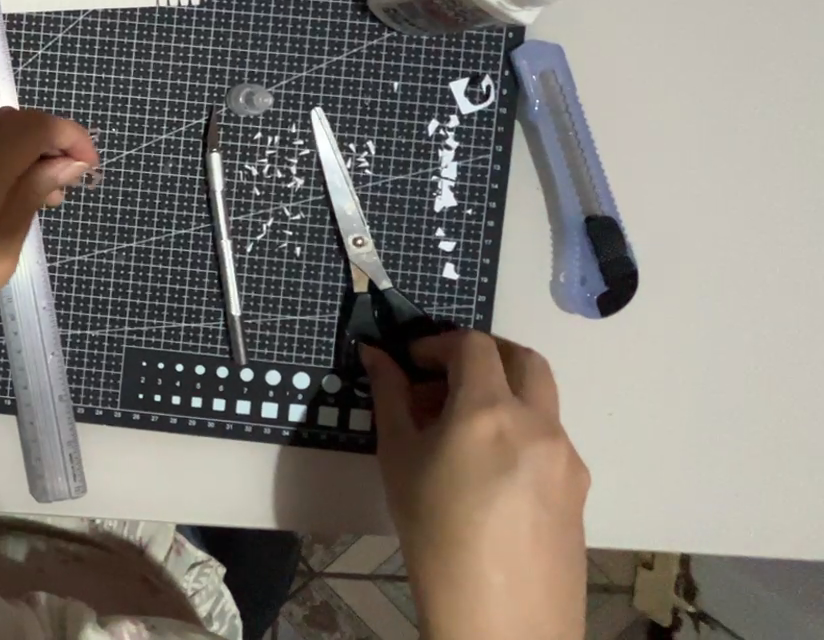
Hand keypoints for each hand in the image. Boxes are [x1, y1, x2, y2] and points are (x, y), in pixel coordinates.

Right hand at [364, 332, 589, 639]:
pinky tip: (480, 466)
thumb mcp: (397, 454)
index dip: (437, 343)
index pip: (473, 346)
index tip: (410, 362)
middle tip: (442, 375)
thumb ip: (390, 396)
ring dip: (499, 392)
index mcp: (489, 411)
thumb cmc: (432, 525)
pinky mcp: (578, 488)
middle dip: (481, 354)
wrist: (500, 612)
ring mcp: (567, 458)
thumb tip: (377, 356)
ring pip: (539, 399)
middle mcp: (539, 425)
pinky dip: (515, 426)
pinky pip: (547, 436)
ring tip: (453, 428)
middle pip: (524, 360)